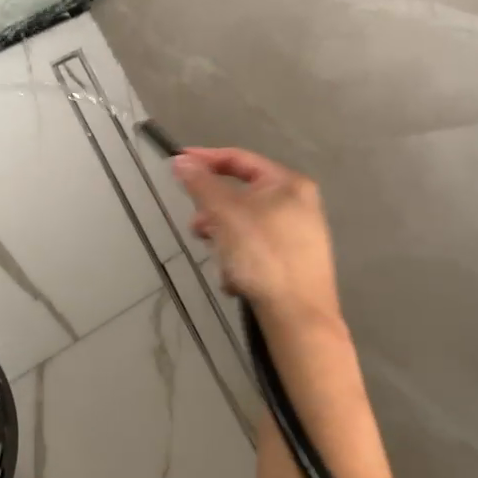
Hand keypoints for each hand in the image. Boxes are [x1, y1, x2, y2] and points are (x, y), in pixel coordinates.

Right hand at [172, 147, 341, 327]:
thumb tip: (181, 161)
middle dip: (213, 212)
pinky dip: (240, 259)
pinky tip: (234, 279)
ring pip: (245, 225)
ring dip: (223, 239)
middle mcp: (299, 205)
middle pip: (241, 195)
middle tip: (196, 226)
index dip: (204, 159)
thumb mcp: (224, 213)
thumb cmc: (262, 255)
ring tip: (216, 258)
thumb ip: (200, 183)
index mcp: (288, 184)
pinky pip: (257, 248)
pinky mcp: (297, 264)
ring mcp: (300, 236)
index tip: (177, 165)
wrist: (299, 319)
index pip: (238, 158)